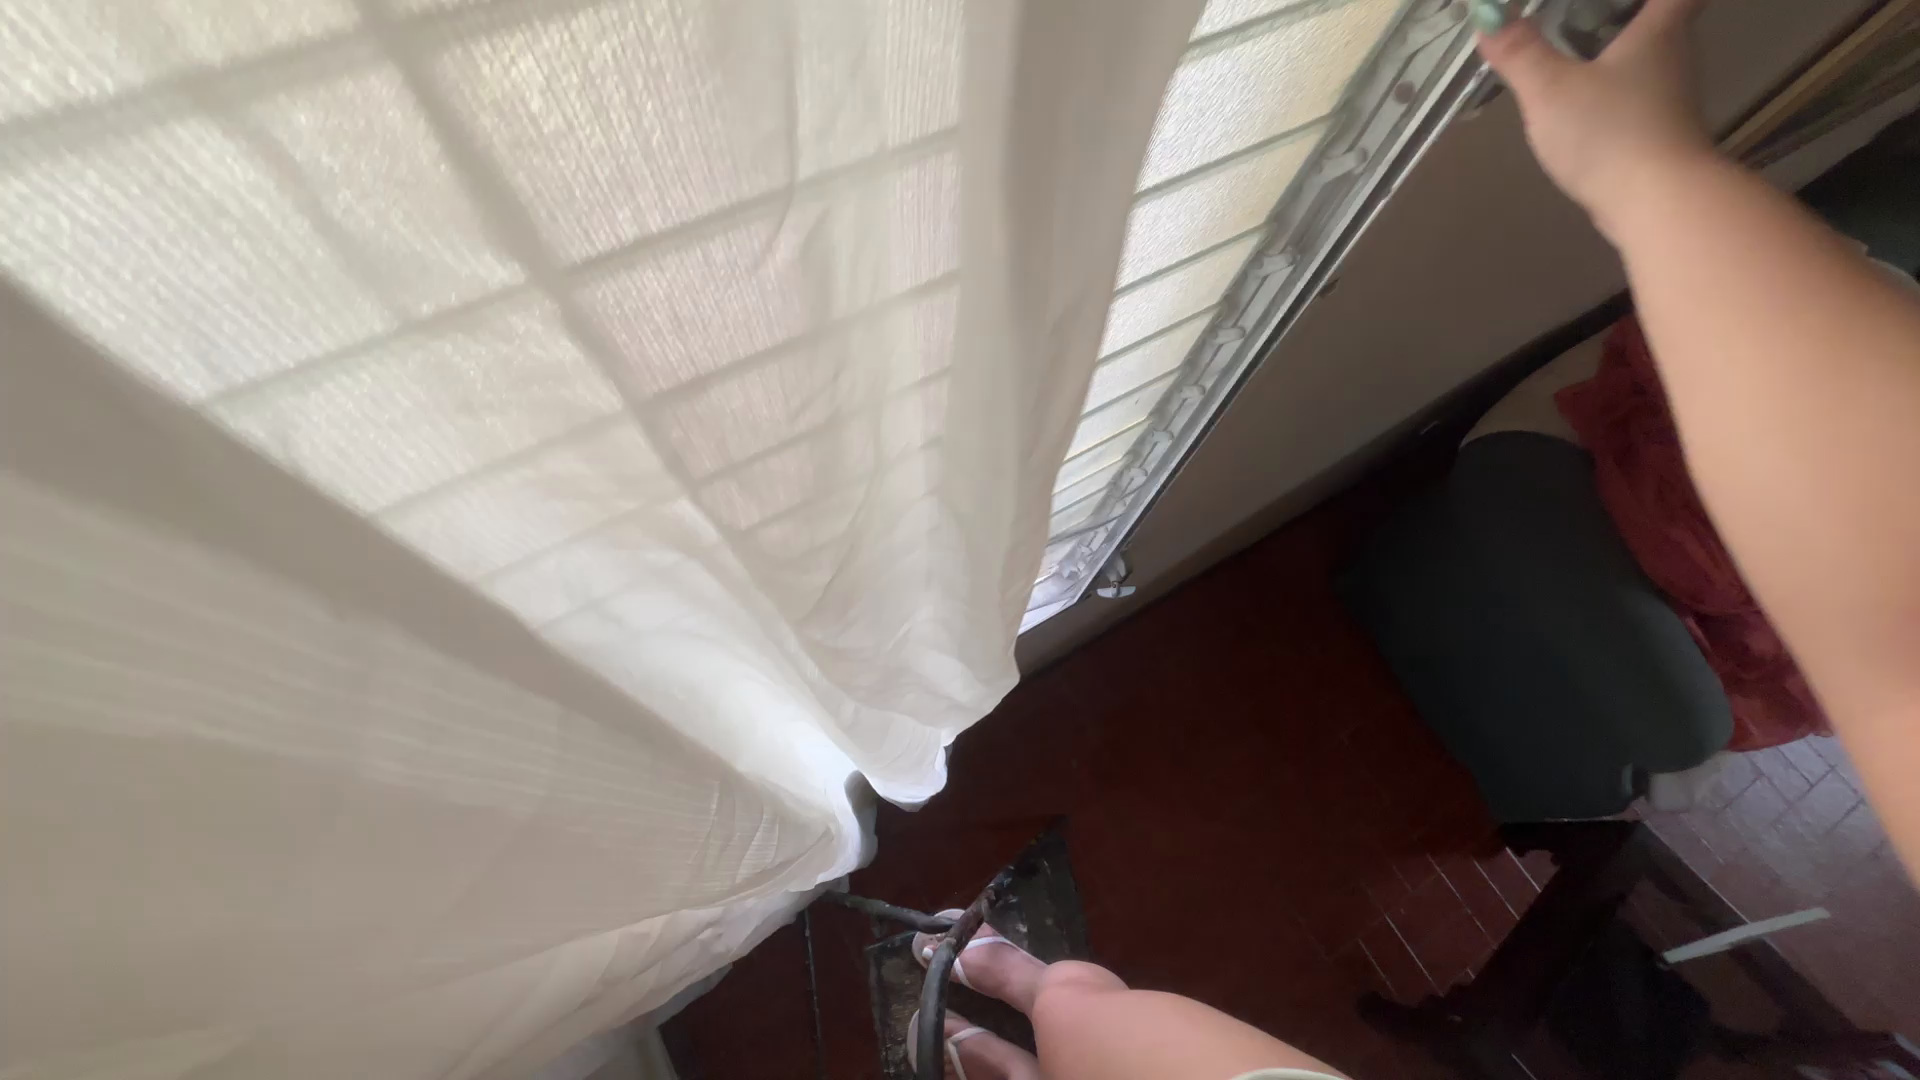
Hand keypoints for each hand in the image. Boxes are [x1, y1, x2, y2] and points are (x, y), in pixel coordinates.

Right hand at [1477, 0, 1717, 236]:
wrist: (1652, 195)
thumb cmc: (1607, 130)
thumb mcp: (1551, 91)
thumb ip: (1520, 55)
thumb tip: (1486, 16)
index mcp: (1659, 30)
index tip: (1621, 1)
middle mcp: (1674, 54)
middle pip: (1668, 16)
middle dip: (1637, 12)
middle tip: (1597, 15)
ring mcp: (1669, 95)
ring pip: (1653, 56)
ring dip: (1626, 49)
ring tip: (1584, 49)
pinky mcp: (1658, 130)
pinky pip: (1638, 93)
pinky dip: (1618, 88)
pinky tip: (1589, 103)